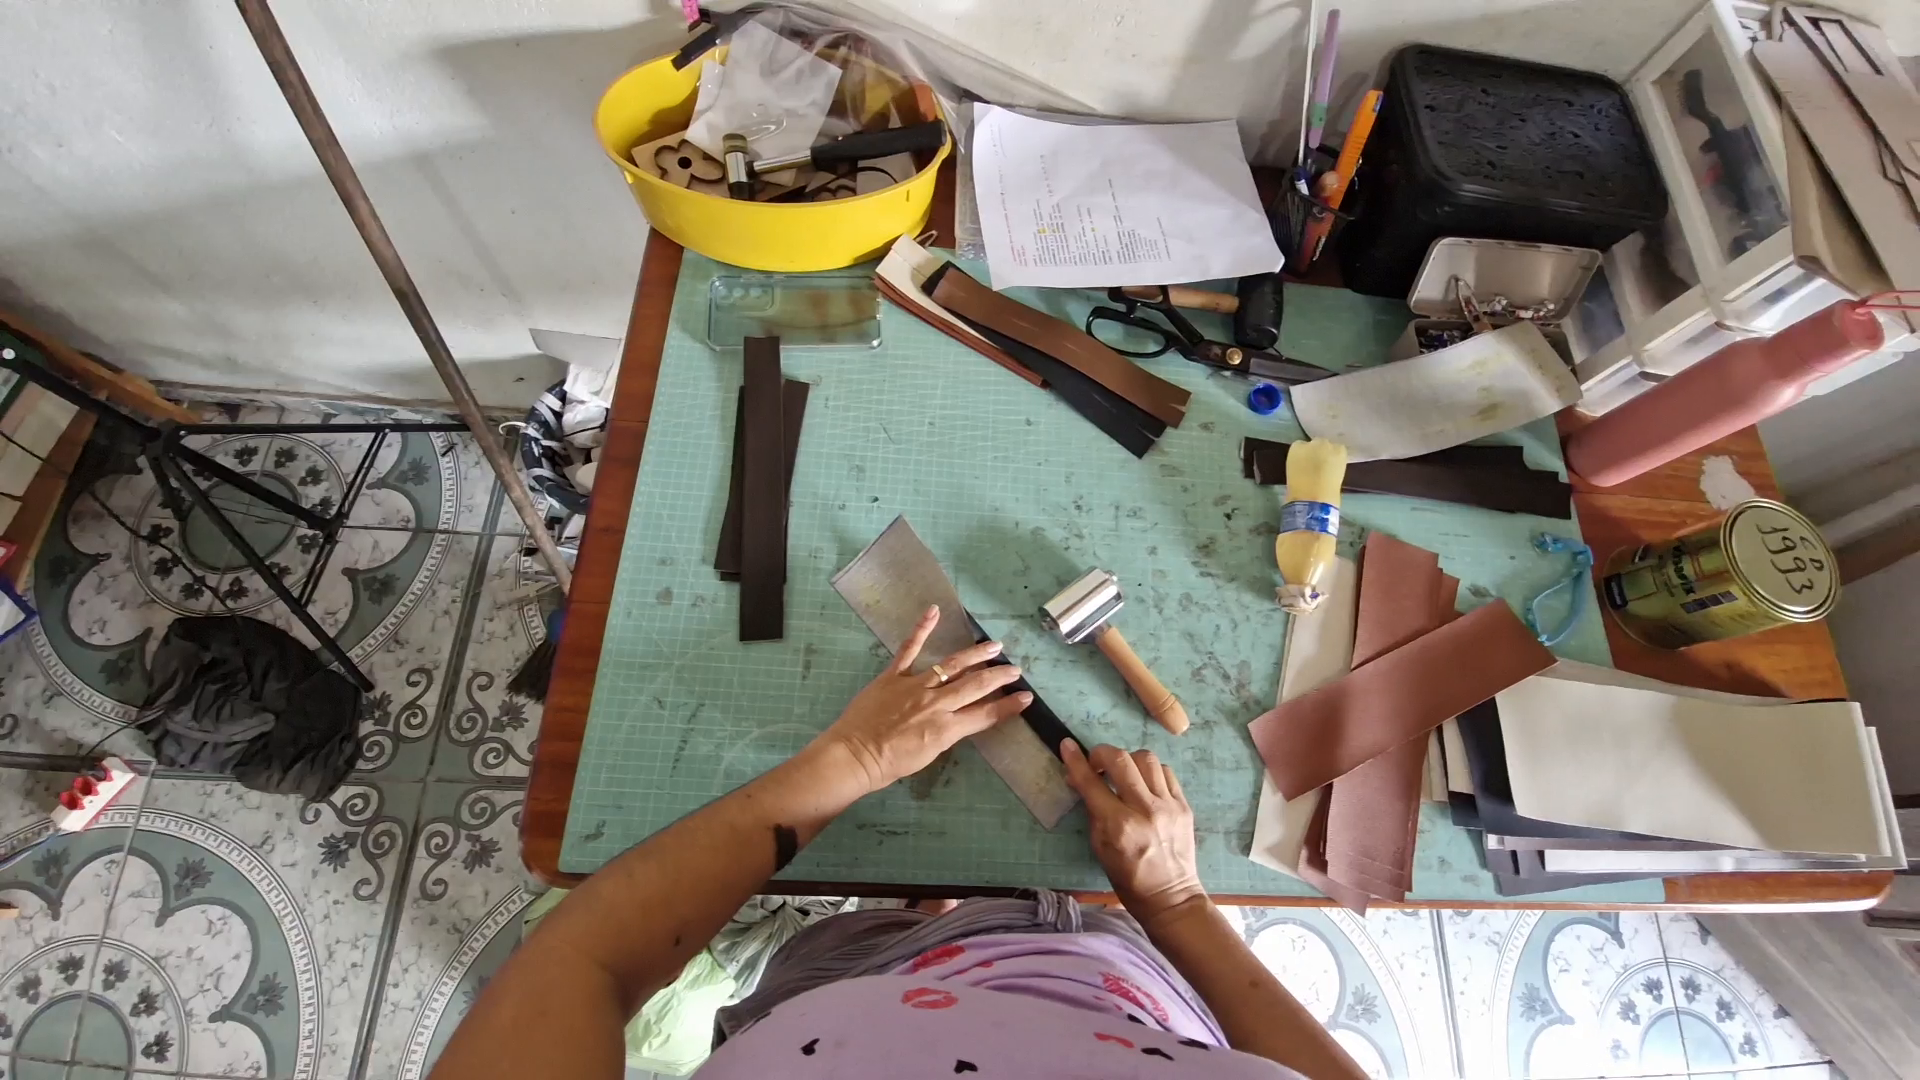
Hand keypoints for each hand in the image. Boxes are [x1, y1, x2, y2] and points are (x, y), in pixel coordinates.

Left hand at [814, 606, 1032, 795]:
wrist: (855, 756)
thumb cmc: (891, 764)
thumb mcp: (930, 755)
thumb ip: (949, 733)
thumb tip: (964, 717)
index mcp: (946, 728)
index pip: (986, 714)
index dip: (1009, 706)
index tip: (1026, 697)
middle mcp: (936, 704)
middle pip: (976, 685)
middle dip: (999, 676)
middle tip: (1015, 669)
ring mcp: (915, 686)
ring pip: (952, 665)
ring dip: (976, 654)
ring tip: (995, 646)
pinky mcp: (894, 675)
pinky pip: (910, 649)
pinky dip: (922, 628)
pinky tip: (934, 610)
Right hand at [1061, 739, 1204, 924]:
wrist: (1171, 898)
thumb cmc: (1127, 877)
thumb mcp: (1099, 846)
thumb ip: (1092, 809)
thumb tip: (1080, 778)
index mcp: (1118, 826)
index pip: (1091, 782)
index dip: (1075, 761)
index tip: (1067, 745)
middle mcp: (1144, 810)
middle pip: (1120, 760)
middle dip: (1101, 754)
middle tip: (1096, 764)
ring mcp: (1168, 806)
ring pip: (1146, 759)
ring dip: (1128, 761)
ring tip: (1123, 774)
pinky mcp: (1184, 806)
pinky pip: (1165, 772)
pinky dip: (1150, 772)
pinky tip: (1144, 784)